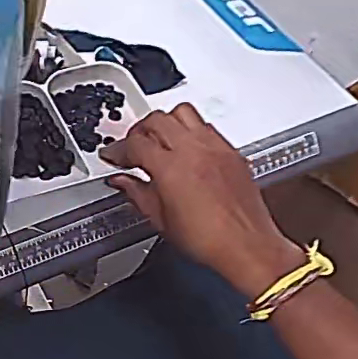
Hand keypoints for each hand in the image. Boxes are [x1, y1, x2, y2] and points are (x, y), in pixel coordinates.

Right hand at [103, 104, 305, 295]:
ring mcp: (215, 147)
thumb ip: (137, 194)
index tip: (112, 155)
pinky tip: (184, 147)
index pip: (135, 144)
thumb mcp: (160, 220)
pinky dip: (189, 130)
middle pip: (157, 119)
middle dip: (138, 131)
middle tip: (131, 146)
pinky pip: (205, 126)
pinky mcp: (231, 151)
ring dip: (165, 122)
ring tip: (157, 139)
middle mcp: (194, 151)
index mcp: (171, 168)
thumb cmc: (208, 240)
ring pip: (183, 113)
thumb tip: (123, 181)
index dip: (118, 149)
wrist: (245, 245)